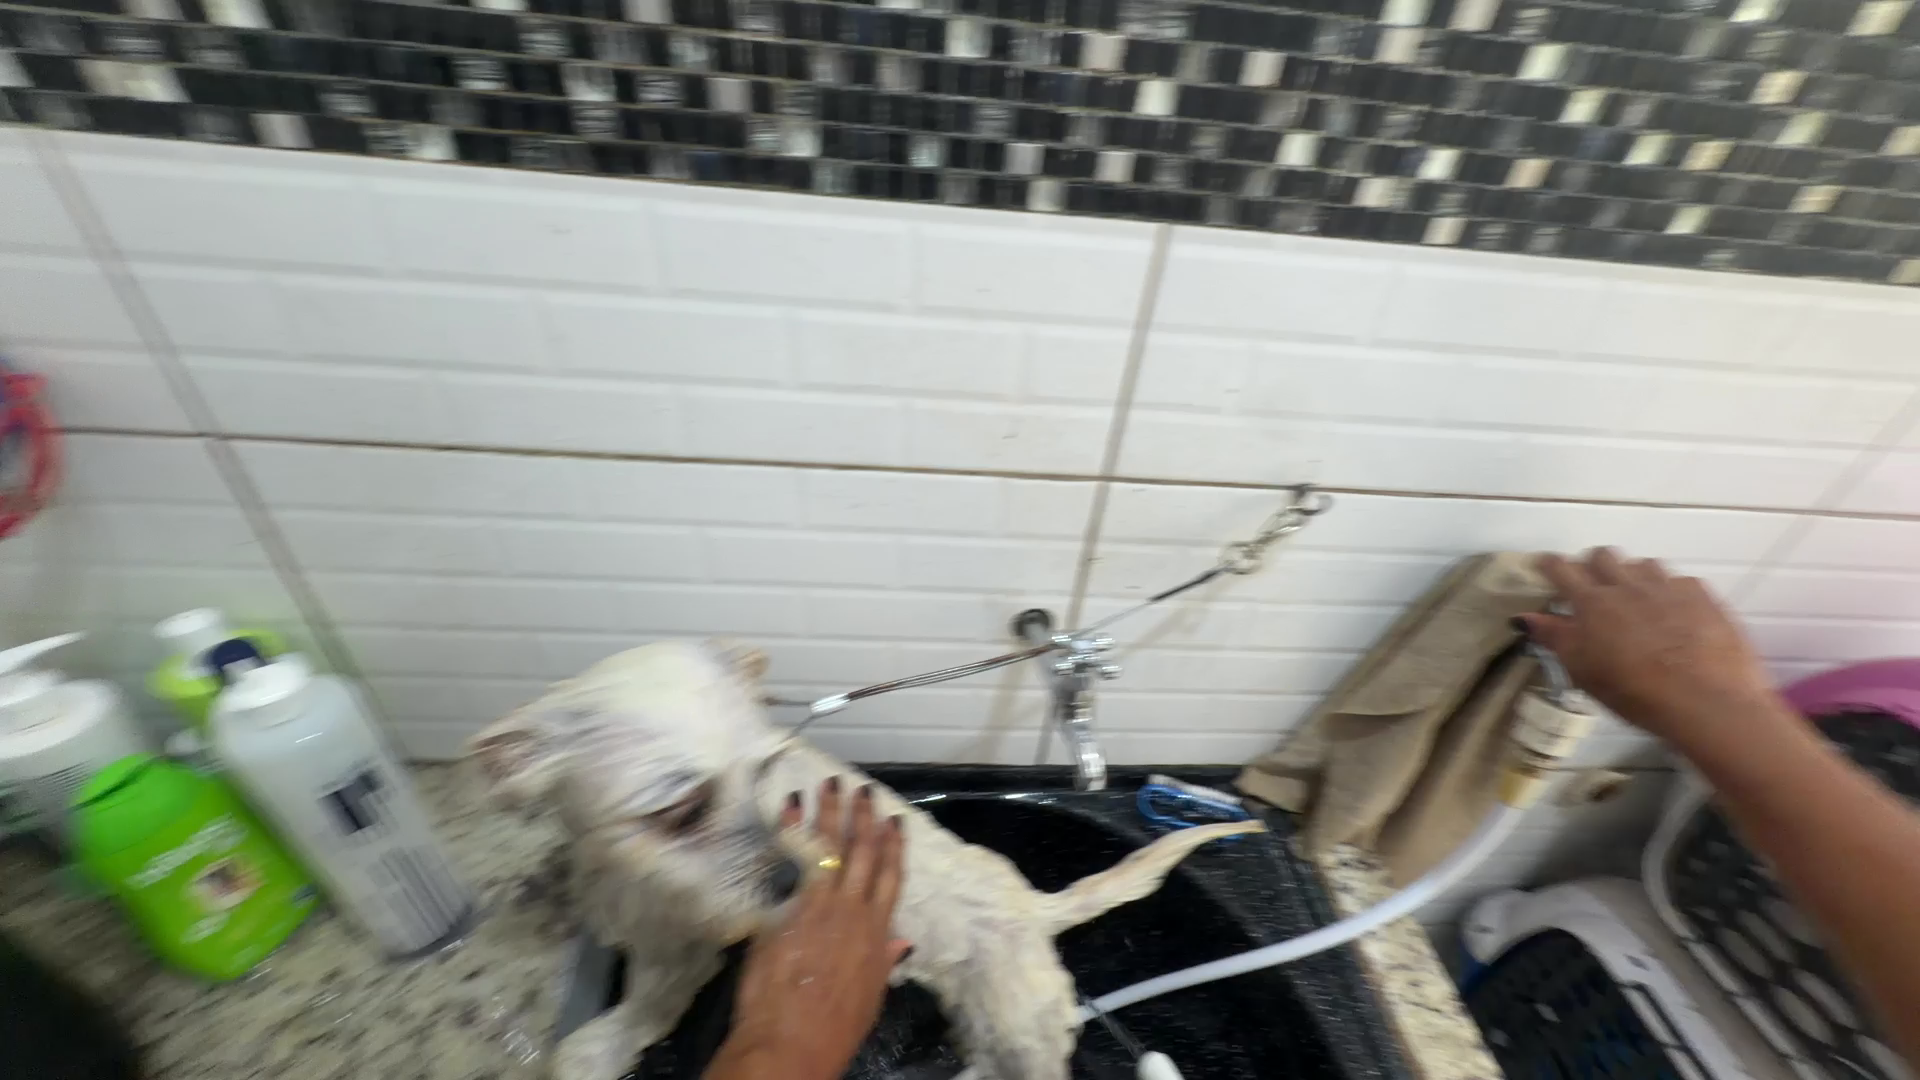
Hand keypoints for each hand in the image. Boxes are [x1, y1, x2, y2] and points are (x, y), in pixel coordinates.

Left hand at [706, 779, 909, 1079]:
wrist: (789, 1045)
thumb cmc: (832, 1030)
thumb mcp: (870, 998)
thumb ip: (883, 961)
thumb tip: (901, 940)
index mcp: (878, 932)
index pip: (891, 877)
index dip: (894, 846)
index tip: (895, 821)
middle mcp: (854, 910)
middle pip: (864, 853)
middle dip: (865, 818)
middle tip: (864, 790)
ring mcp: (823, 905)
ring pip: (833, 847)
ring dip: (832, 812)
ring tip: (832, 784)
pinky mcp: (792, 906)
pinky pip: (795, 858)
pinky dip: (793, 830)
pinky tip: (790, 808)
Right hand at [1518, 548, 1786, 752]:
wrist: (1706, 703)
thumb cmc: (1630, 689)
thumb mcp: (1580, 668)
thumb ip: (1553, 637)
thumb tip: (1524, 617)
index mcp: (1591, 602)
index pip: (1560, 568)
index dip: (1547, 563)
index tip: (1541, 564)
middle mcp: (1627, 587)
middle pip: (1603, 555)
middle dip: (1591, 563)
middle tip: (1589, 584)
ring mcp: (1669, 590)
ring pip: (1644, 563)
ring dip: (1632, 574)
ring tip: (1633, 595)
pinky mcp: (1705, 600)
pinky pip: (1682, 581)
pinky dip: (1671, 589)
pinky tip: (1672, 609)